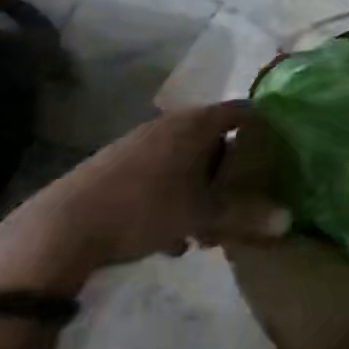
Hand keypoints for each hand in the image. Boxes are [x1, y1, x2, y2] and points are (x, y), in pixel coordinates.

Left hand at [0, 102, 286, 293]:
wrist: (59, 229)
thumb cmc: (144, 208)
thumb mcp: (202, 214)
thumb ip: (246, 215)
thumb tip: (289, 220)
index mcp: (196, 124)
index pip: (243, 111)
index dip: (265, 126)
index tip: (281, 148)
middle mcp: (170, 125)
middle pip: (215, 138)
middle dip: (232, 169)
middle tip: (246, 196)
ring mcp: (139, 145)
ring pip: (187, 161)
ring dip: (202, 188)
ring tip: (209, 225)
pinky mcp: (116, 168)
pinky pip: (161, 176)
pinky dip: (174, 198)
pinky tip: (173, 237)